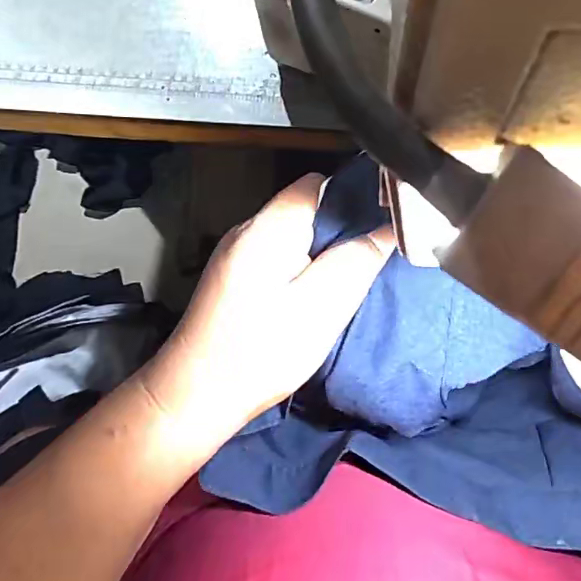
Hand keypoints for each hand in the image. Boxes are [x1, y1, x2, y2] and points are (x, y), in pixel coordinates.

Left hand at [131, 173, 392, 447]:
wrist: (195, 396)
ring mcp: (236, 253)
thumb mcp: (323, 307)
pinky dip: (302, 267)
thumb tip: (385, 231)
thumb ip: (357, 262)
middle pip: (307, 207)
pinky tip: (313, 296)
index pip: (318, 183)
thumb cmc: (260, 352)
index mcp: (268, 228)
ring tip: (346, 280)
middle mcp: (247, 230)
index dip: (354, 195)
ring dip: (323, 251)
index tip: (383, 221)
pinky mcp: (233, 276)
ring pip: (294, 234)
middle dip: (342, 228)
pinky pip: (279, 255)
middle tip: (370, 258)